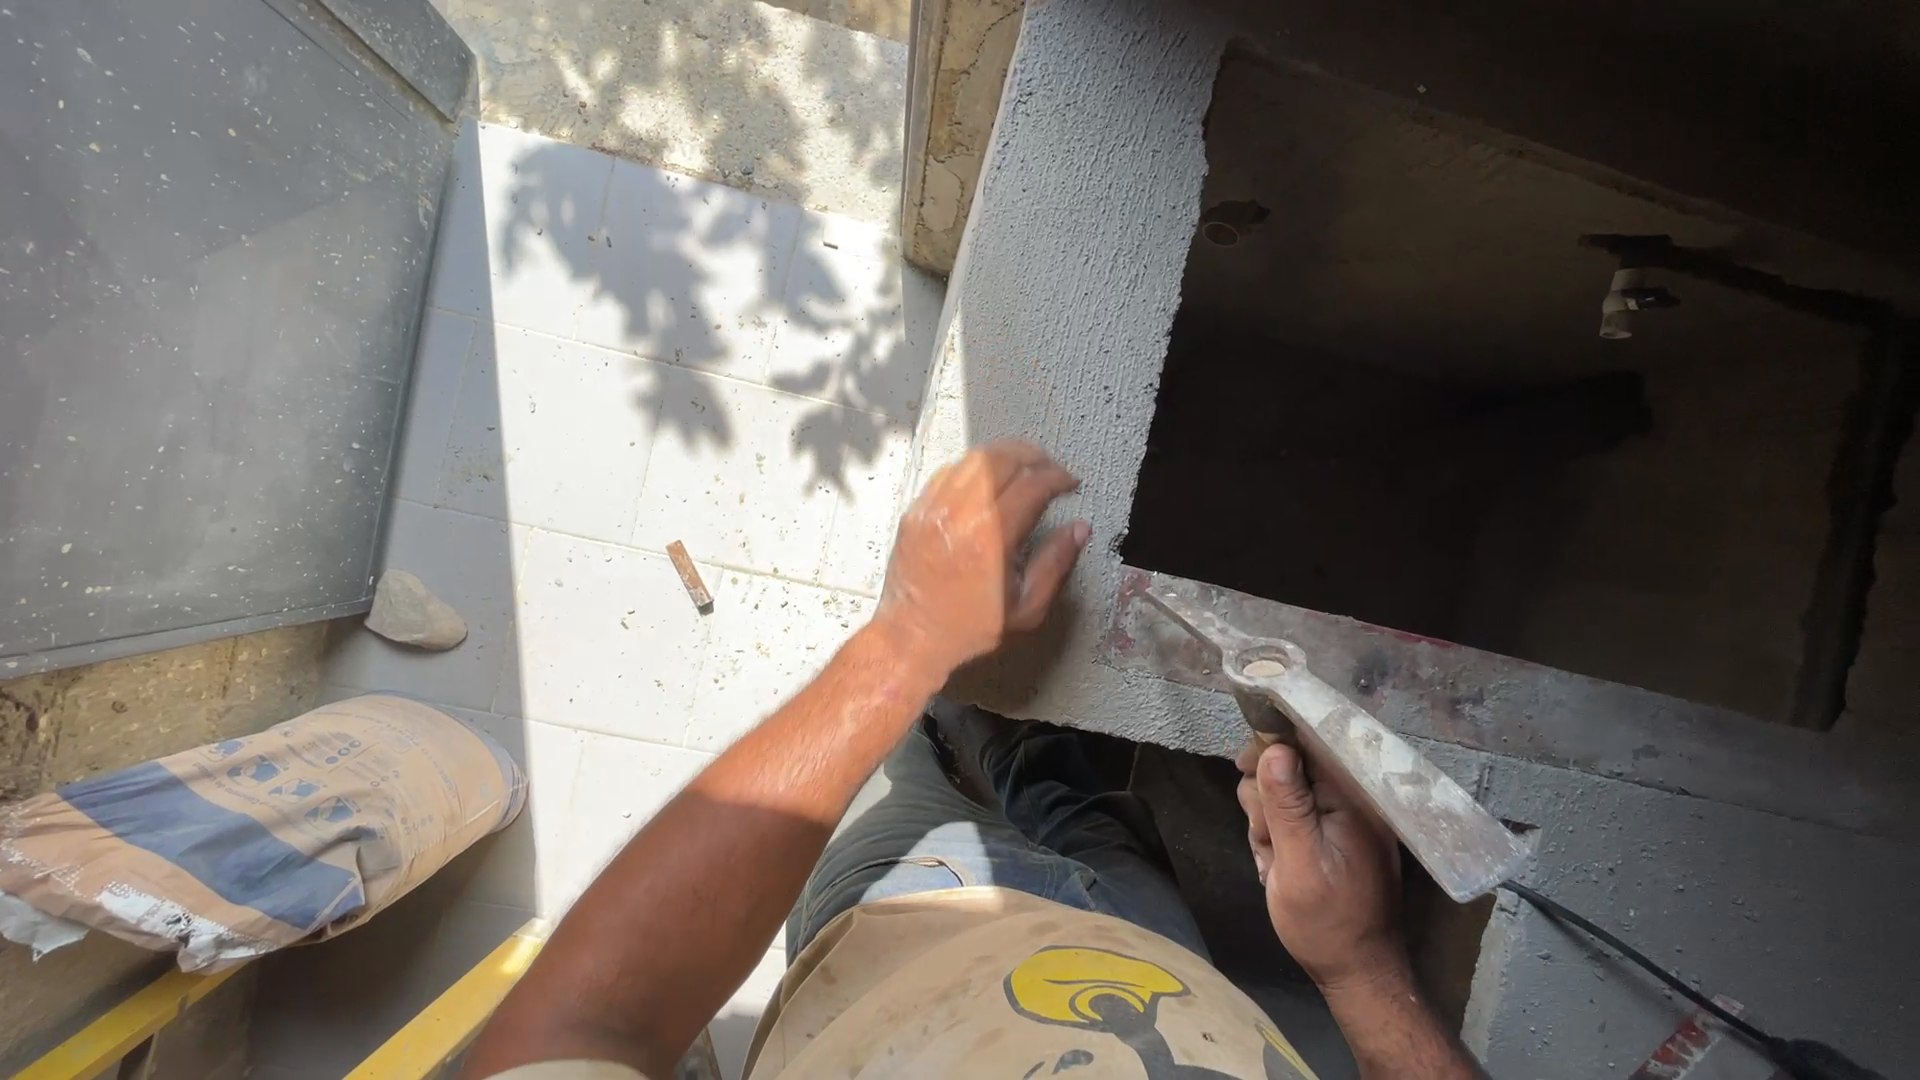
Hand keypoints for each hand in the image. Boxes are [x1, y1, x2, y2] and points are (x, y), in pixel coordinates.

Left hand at [873, 439, 1090, 679]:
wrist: (911, 637)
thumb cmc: (971, 628)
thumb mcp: (1026, 608)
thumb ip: (1056, 564)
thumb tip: (1080, 529)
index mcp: (991, 538)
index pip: (1032, 485)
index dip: (1058, 477)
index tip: (1070, 483)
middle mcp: (960, 514)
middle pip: (1001, 459)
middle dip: (1033, 456)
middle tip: (1050, 468)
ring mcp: (933, 509)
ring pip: (972, 459)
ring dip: (1003, 456)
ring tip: (1022, 468)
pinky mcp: (916, 512)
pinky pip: (947, 472)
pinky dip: (972, 468)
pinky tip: (985, 481)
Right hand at [1236, 739, 1407, 991]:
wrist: (1352, 972)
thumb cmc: (1328, 923)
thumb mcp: (1300, 865)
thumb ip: (1287, 806)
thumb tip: (1273, 749)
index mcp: (1355, 799)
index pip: (1307, 744)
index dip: (1270, 751)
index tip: (1243, 769)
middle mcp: (1350, 799)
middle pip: (1285, 764)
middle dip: (1264, 797)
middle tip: (1267, 837)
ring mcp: (1338, 816)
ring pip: (1276, 789)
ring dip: (1263, 819)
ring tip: (1273, 857)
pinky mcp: (1326, 831)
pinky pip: (1281, 813)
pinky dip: (1270, 834)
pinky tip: (1274, 861)